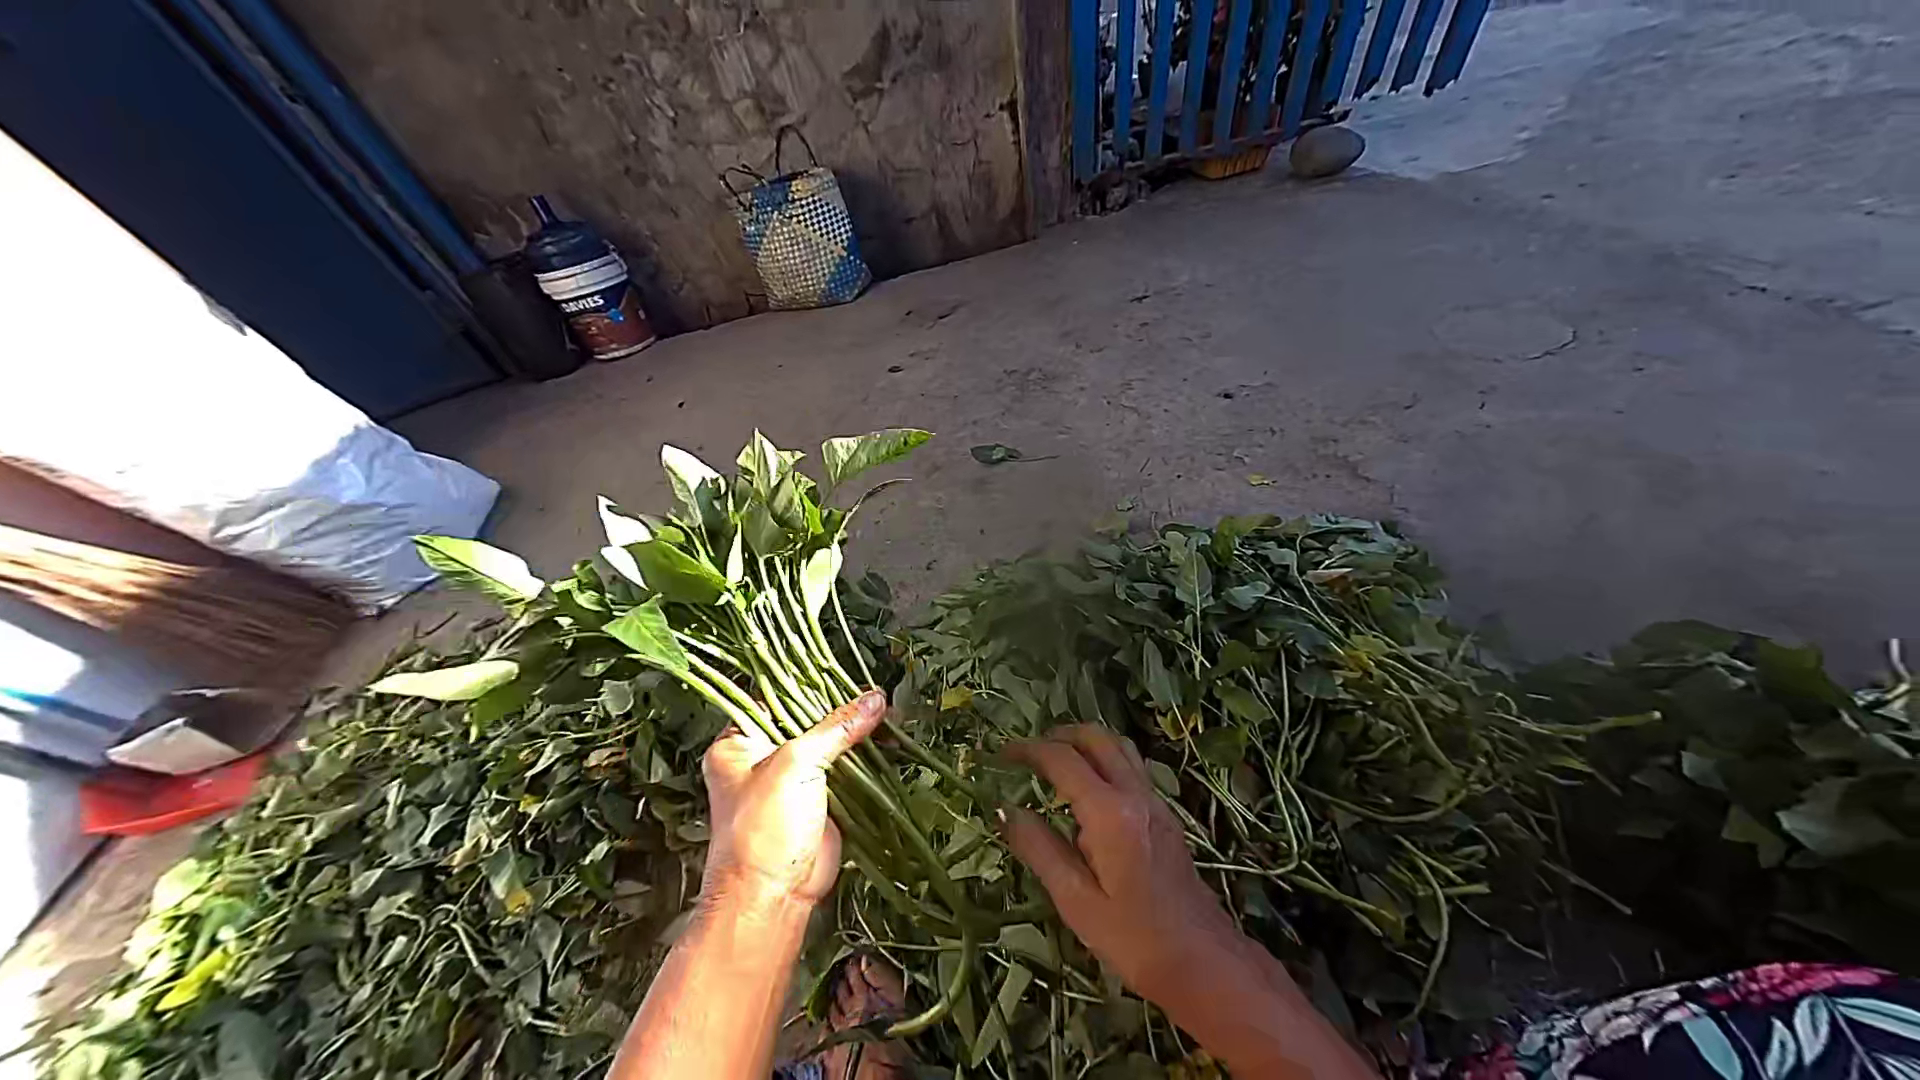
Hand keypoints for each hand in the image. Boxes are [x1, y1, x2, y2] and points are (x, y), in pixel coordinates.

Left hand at [699, 690, 886, 910]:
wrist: (773, 897)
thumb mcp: (796, 764)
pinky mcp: (820, 797)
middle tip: (875, 691)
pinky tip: (889, 739)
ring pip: (831, 743)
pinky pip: (846, 767)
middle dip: (842, 707)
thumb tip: (874, 699)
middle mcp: (764, 756)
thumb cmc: (763, 828)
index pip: (776, 698)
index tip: (845, 671)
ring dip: (858, 731)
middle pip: (809, 719)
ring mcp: (794, 777)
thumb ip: (837, 728)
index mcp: (740, 743)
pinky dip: (867, 755)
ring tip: (889, 710)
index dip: (810, 683)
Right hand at [999, 725, 1241, 996]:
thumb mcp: (1075, 900)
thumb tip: (1003, 809)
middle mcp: (1135, 794)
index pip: (1062, 759)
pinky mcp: (1164, 813)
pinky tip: (1086, 787)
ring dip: (1083, 741)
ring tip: (1054, 759)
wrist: (1204, 963)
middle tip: (1028, 751)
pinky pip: (1130, 765)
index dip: (1027, 749)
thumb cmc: (1133, 939)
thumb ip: (1038, 848)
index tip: (1001, 754)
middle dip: (1058, 734)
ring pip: (1118, 745)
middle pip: (1095, 737)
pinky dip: (1103, 758)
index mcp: (1110, 813)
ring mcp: (1155, 801)